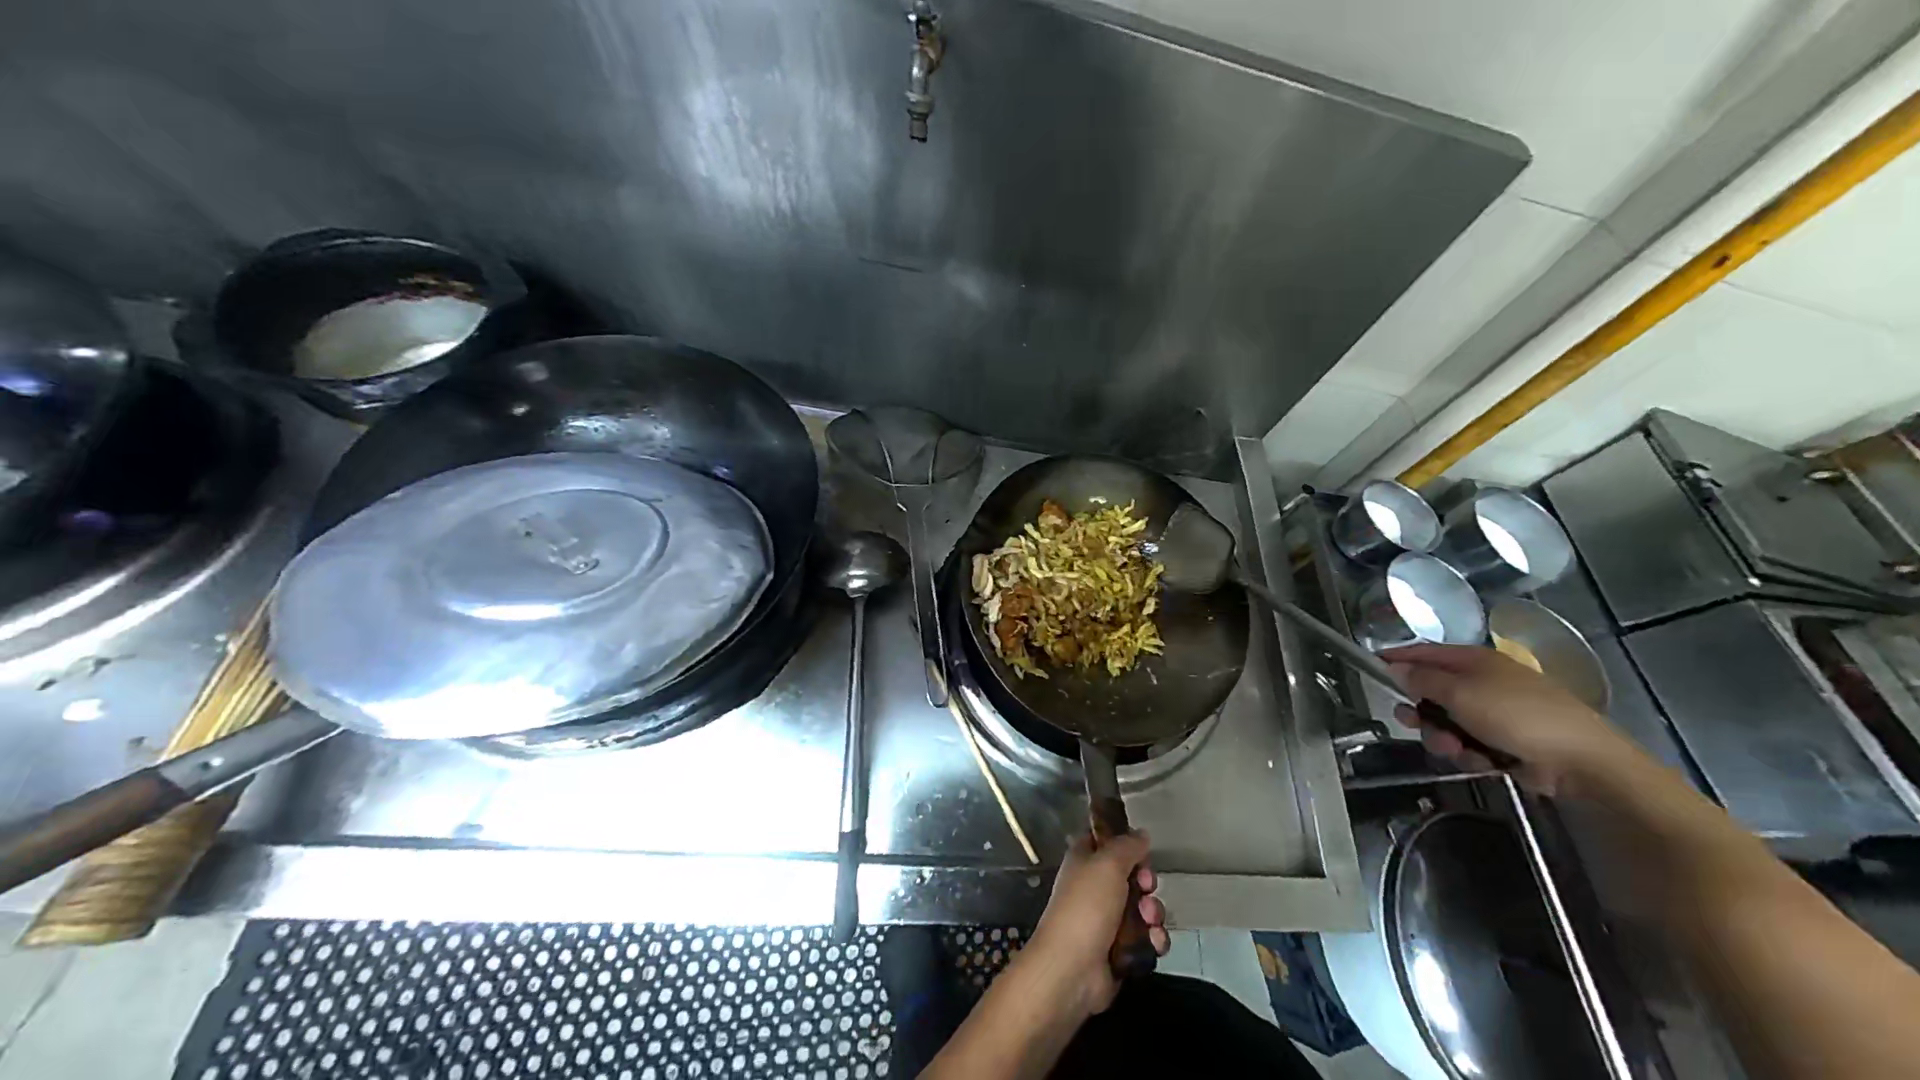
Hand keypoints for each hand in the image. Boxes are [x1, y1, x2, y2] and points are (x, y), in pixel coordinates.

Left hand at [1021, 831, 1167, 1015]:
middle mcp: (1095, 887)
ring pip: (1144, 907)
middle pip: (1132, 875)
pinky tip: (1153, 942)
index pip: (1107, 842)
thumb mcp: (1107, 864)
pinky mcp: (1121, 949)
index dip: (1126, 844)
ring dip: (1153, 913)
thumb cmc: (1086, 907)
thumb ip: (1127, 846)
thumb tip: (1141, 834)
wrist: (1073, 969)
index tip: (1141, 851)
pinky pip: (1147, 937)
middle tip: (1146, 888)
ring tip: (1149, 921)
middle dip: (1146, 882)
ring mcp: (1108, 920)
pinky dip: (1154, 939)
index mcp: (1084, 861)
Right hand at [1384, 643, 1642, 793]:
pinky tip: (1481, 761)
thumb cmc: (1516, 716)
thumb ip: (1422, 679)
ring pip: (1448, 722)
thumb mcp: (1460, 693)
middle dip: (1421, 711)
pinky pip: (1470, 743)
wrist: (1582, 760)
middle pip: (1432, 691)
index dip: (1397, 659)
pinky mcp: (1506, 740)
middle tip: (1412, 721)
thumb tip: (1396, 667)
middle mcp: (1483, 682)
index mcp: (1474, 661)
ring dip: (1444, 737)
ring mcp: (1496, 712)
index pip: (1424, 652)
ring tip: (1456, 749)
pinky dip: (1469, 753)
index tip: (1372, 668)